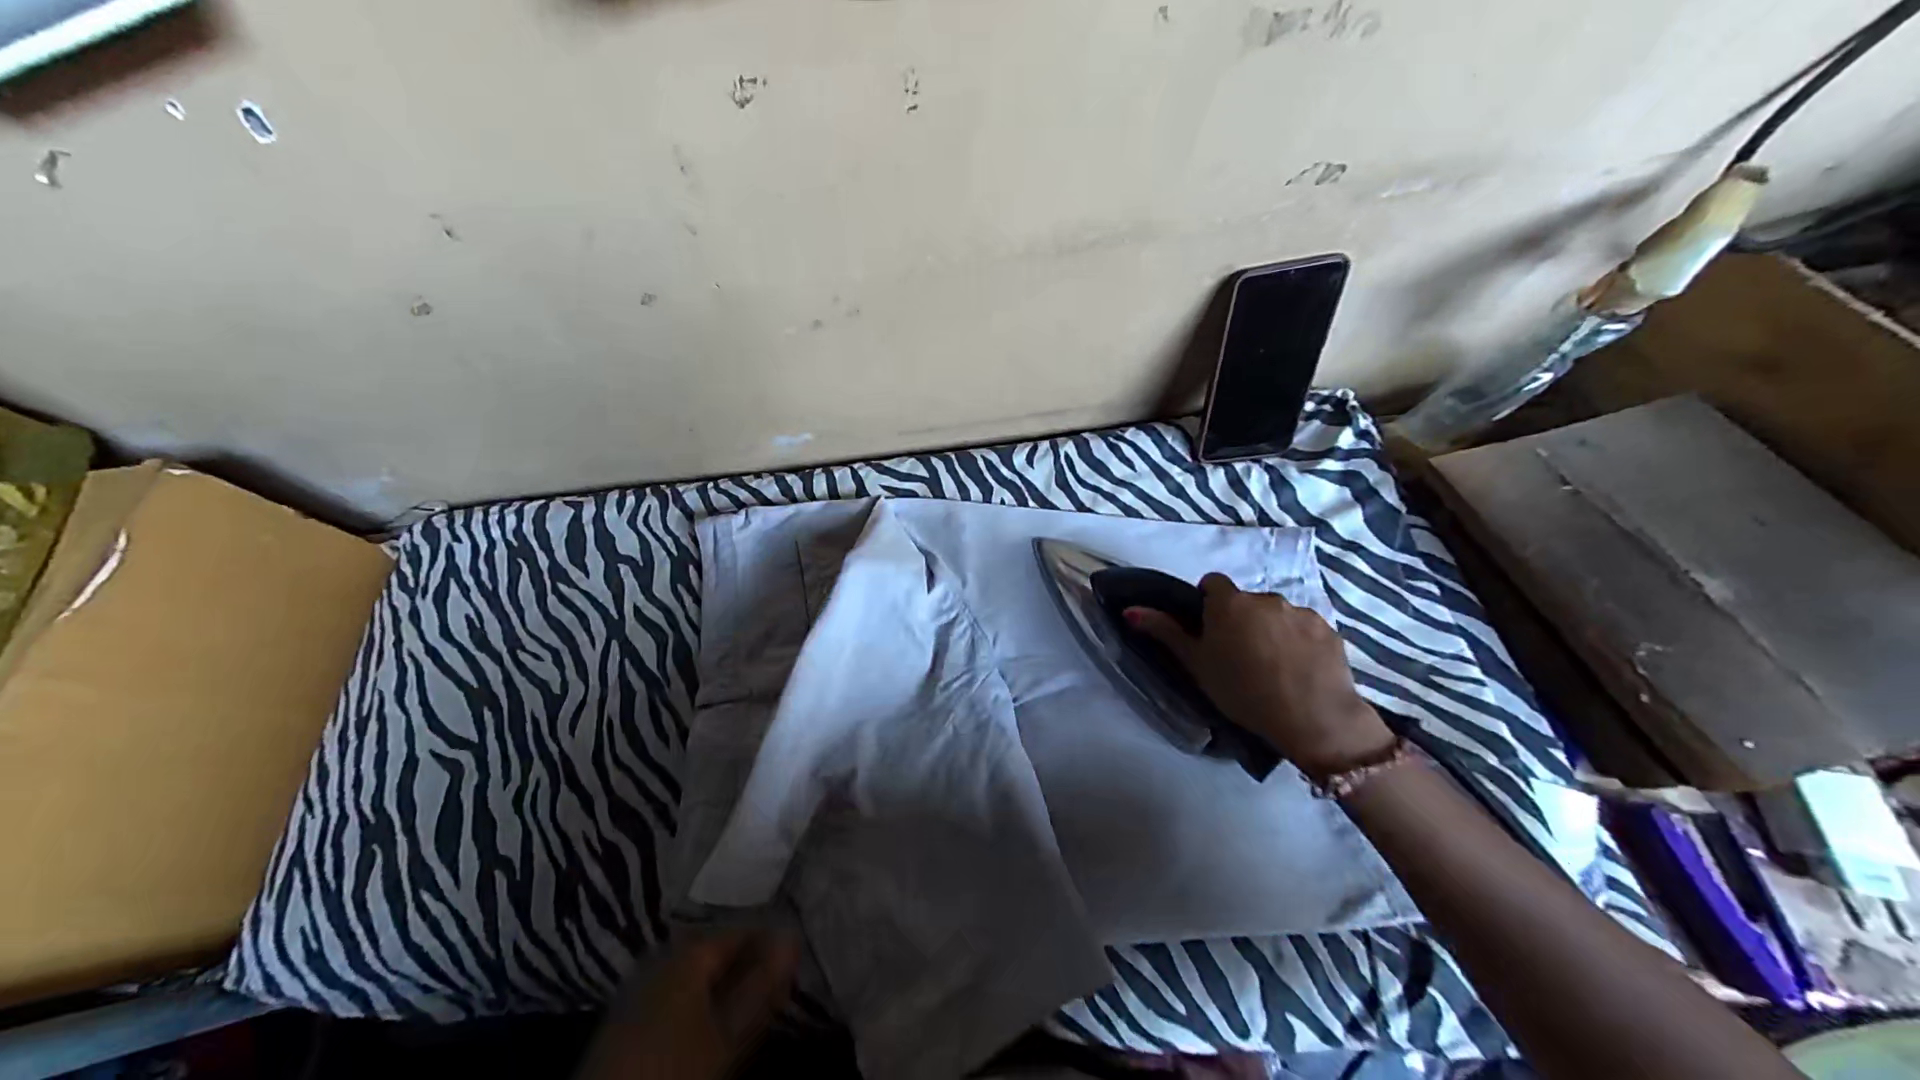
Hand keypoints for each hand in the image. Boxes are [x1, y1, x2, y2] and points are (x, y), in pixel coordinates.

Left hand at [578, 929, 799, 1079]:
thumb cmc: (675, 1074)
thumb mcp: (728, 1035)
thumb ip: (763, 985)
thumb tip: (793, 938)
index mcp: (688, 953)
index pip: (742, 931)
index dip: (771, 946)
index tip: (793, 967)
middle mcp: (662, 956)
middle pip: (717, 951)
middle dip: (747, 966)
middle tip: (775, 992)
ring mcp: (639, 984)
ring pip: (696, 973)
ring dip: (723, 986)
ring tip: (748, 1011)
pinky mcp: (625, 1015)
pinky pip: (674, 991)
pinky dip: (698, 1001)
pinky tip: (709, 1025)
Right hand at [1125, 573, 1393, 777]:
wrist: (1311, 717)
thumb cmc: (1242, 691)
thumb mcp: (1196, 665)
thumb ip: (1165, 632)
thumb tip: (1130, 610)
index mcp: (1229, 603)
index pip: (1212, 584)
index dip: (1208, 603)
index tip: (1210, 631)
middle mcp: (1265, 597)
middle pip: (1246, 602)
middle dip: (1242, 620)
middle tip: (1239, 656)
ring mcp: (1301, 612)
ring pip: (1277, 615)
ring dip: (1272, 630)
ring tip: (1273, 667)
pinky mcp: (1329, 629)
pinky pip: (1306, 629)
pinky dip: (1300, 643)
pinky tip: (1299, 671)